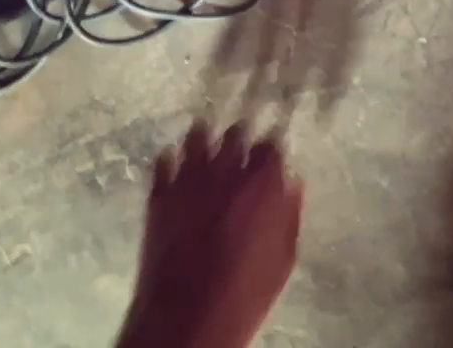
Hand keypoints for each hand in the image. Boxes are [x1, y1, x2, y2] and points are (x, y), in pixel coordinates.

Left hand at [117, 122, 303, 347]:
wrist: (186, 320)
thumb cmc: (242, 295)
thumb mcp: (283, 260)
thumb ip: (289, 215)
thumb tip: (292, 184)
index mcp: (262, 183)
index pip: (272, 143)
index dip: (272, 147)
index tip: (271, 151)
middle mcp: (227, 170)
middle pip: (236, 132)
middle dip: (240, 136)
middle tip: (240, 145)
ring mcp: (190, 178)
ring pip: (198, 135)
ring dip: (205, 137)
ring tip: (207, 140)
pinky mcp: (160, 193)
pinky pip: (164, 159)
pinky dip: (172, 159)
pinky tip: (176, 164)